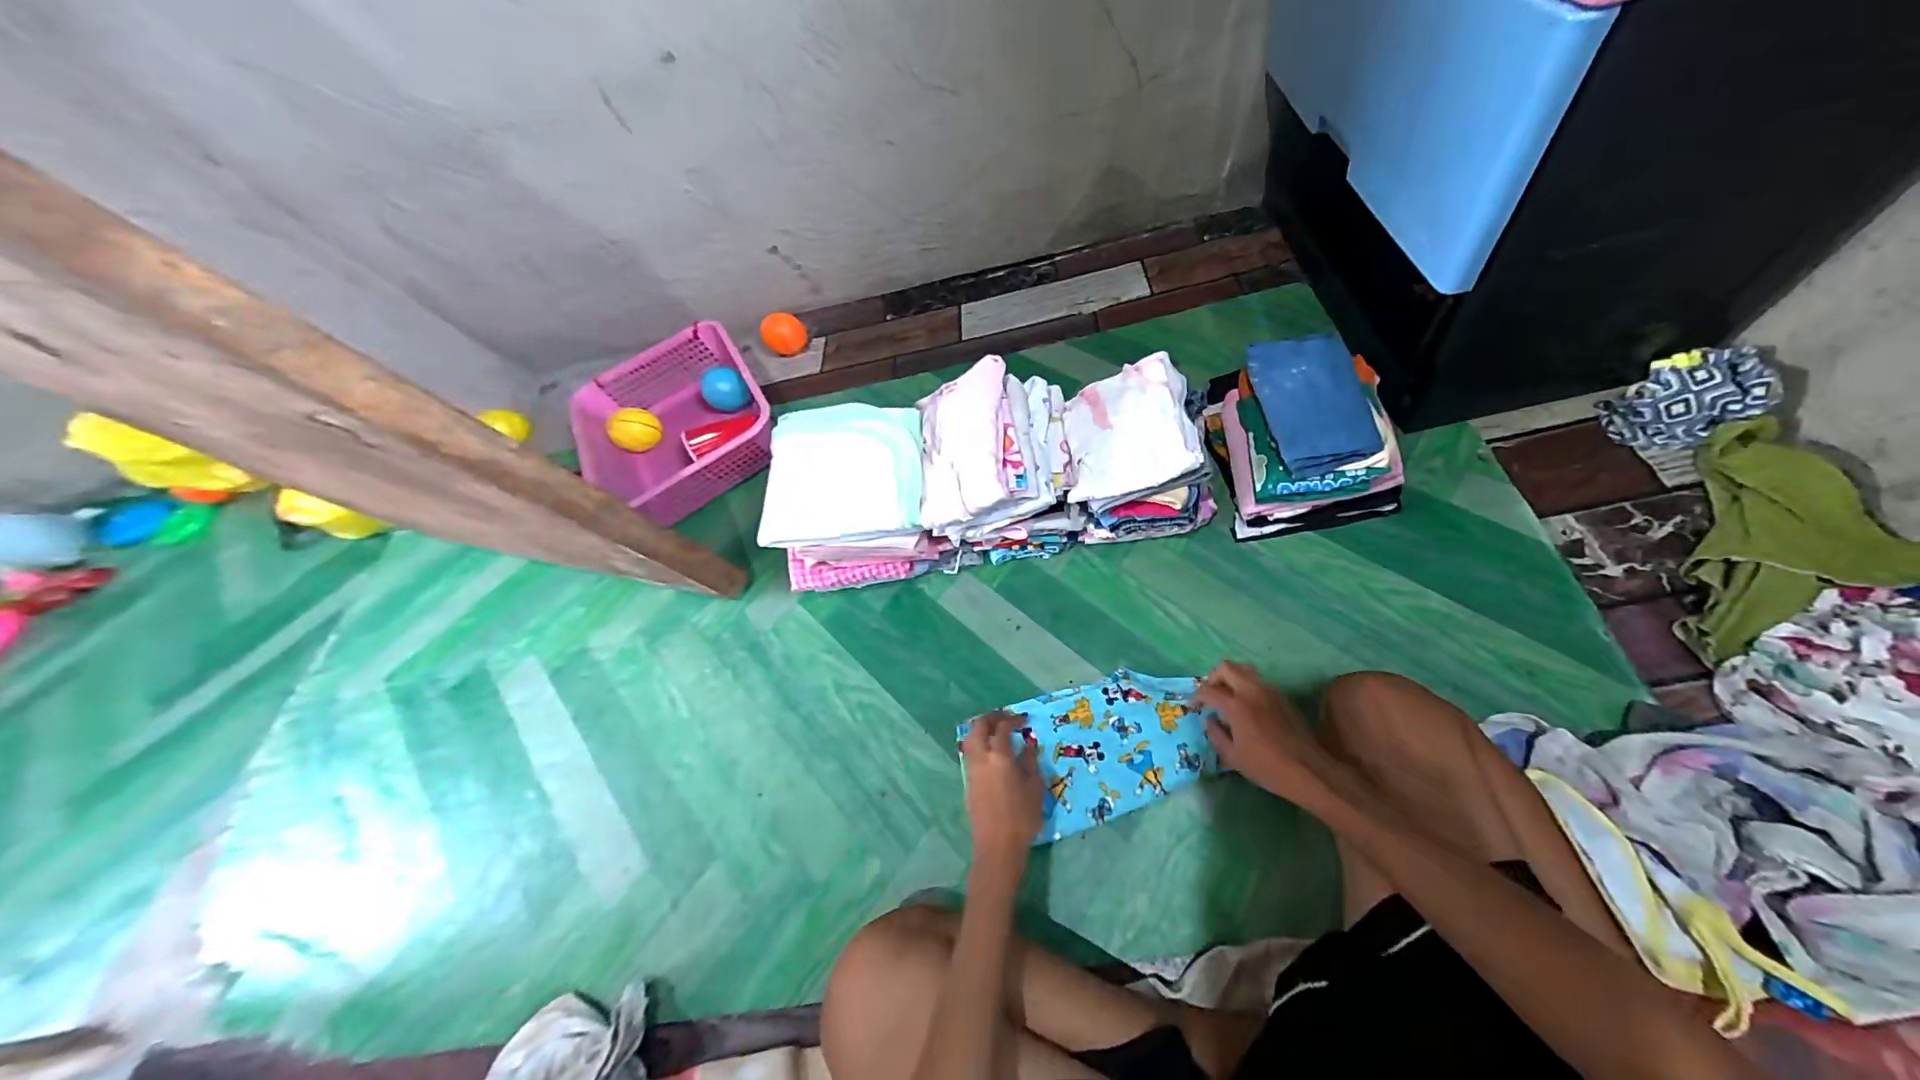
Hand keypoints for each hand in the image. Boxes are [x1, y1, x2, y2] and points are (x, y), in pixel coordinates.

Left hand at [961, 710, 1043, 872]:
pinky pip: (970, 752)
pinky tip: (991, 750)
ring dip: (982, 729)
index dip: (1013, 719)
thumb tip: (1028, 744)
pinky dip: (978, 743)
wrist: (998, 846)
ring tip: (997, 731)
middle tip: (1006, 718)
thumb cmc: (1022, 817)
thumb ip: (1030, 761)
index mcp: (999, 756)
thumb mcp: (1035, 787)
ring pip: (970, 738)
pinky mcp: (968, 781)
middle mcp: (981, 758)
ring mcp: (971, 769)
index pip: (1003, 727)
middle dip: (992, 718)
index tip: (1024, 719)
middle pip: (979, 726)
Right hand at [1194, 661, 1333, 801]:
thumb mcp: (1232, 756)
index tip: (1194, 706)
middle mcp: (1253, 691)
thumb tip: (1211, 720)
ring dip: (1231, 678)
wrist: (1309, 771)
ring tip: (1228, 697)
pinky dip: (1247, 685)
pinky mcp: (1283, 697)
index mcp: (1236, 706)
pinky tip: (1248, 706)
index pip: (1208, 689)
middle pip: (1226, 667)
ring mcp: (1270, 691)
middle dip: (1213, 678)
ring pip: (1245, 669)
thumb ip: (1215, 734)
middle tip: (1210, 695)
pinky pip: (1259, 681)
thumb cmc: (1266, 767)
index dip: (1196, 696)